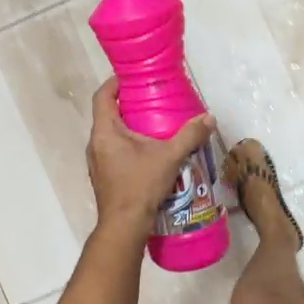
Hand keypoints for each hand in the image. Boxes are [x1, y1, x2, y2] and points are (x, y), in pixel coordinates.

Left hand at [87, 76, 215, 231]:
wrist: (124, 225)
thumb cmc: (141, 185)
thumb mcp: (170, 157)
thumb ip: (189, 135)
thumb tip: (209, 118)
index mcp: (105, 132)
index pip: (102, 96)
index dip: (115, 83)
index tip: (132, 78)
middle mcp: (95, 144)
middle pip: (106, 115)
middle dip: (127, 106)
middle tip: (151, 101)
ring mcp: (96, 162)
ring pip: (110, 136)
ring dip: (127, 129)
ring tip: (152, 127)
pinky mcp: (102, 177)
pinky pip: (112, 152)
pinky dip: (127, 147)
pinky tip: (147, 155)